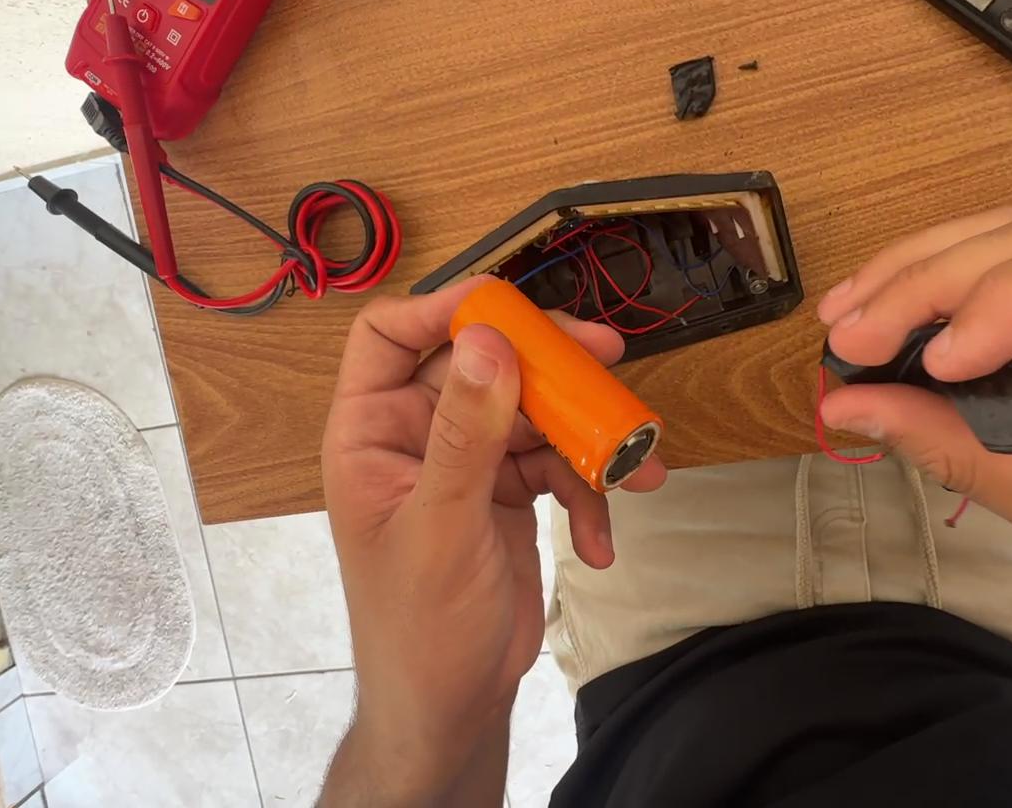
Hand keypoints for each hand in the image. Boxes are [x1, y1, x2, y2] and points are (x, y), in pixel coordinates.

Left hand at [320, 278, 666, 800]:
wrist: (454, 707)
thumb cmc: (420, 627)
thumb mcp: (442, 528)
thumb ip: (464, 434)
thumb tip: (490, 342)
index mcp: (373, 431)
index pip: (390, 336)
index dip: (441, 308)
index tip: (506, 304)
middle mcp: (421, 432)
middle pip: (485, 363)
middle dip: (549, 367)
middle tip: (608, 356)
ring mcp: (470, 458)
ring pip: (533, 411)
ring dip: (587, 438)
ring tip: (638, 466)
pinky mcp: (509, 488)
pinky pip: (555, 462)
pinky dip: (586, 493)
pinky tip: (600, 541)